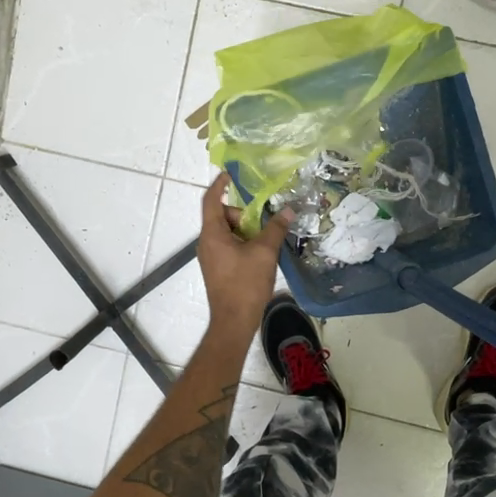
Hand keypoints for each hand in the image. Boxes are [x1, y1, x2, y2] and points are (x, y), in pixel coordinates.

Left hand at [196, 173, 290, 338]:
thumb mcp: (264, 253)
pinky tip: (261, 255)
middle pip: (223, 216)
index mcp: (212, 234)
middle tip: (263, 224)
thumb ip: (275, 228)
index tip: (231, 174)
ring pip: (228, 232)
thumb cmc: (245, 284)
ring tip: (266, 241)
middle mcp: (207, 243)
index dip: (220, 184)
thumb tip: (288, 210)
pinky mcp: (218, 269)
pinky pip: (229, 246)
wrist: (234, 321)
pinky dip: (244, 243)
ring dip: (247, 231)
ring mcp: (211, 257)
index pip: (211, 200)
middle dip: (244, 215)